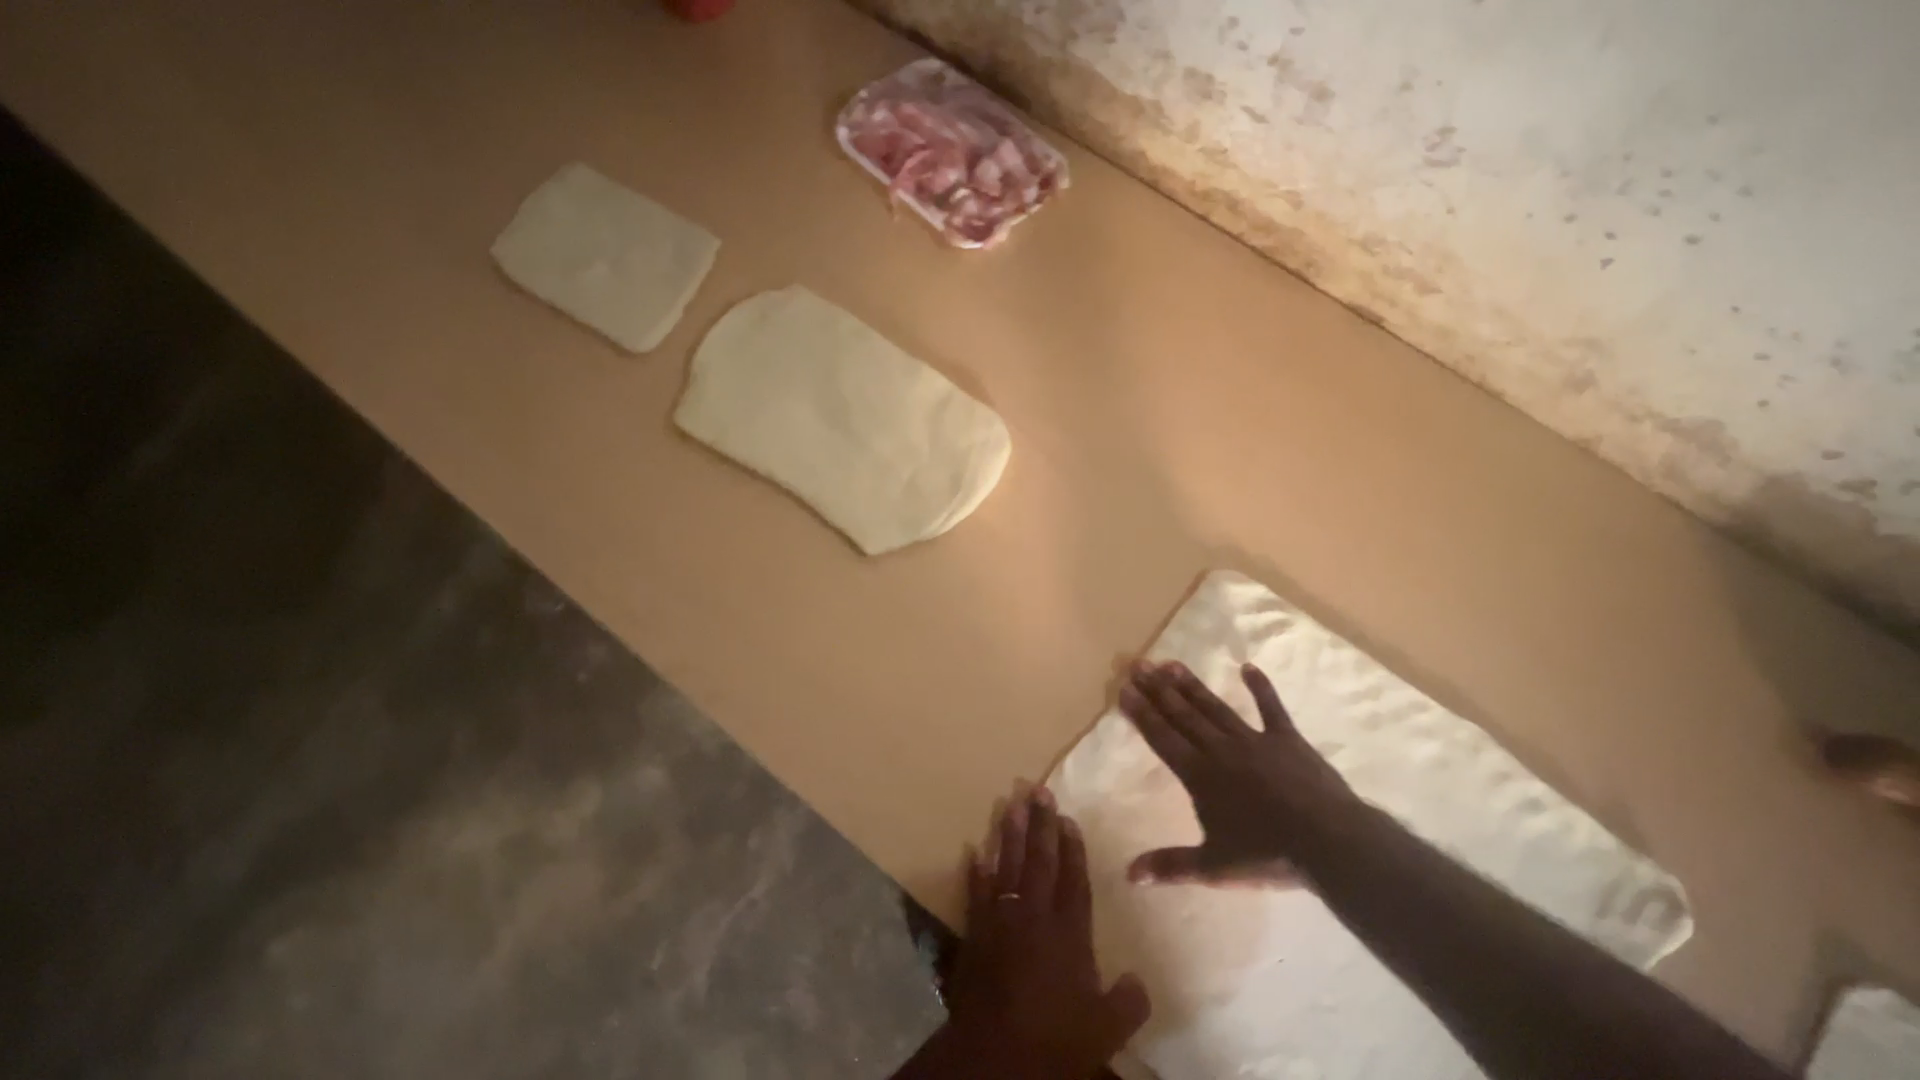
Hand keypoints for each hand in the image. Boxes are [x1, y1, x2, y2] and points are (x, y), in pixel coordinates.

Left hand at [943, 783, 1150, 1079]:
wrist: (994, 1054)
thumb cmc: (1055, 1039)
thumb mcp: (1106, 1028)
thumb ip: (1128, 1001)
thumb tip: (1137, 978)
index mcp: (1070, 934)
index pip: (1074, 880)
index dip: (1072, 848)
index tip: (1068, 818)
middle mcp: (1035, 918)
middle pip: (1039, 862)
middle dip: (1040, 825)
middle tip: (1037, 790)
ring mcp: (1001, 923)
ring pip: (1006, 867)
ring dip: (1009, 835)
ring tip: (1009, 803)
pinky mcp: (974, 935)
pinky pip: (975, 893)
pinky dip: (975, 871)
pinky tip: (974, 849)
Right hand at [1118, 660, 1359, 887]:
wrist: (1328, 841)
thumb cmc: (1267, 855)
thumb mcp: (1214, 867)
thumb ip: (1171, 866)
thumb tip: (1129, 876)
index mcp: (1200, 777)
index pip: (1163, 739)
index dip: (1142, 714)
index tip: (1124, 689)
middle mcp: (1221, 751)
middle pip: (1184, 716)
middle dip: (1158, 690)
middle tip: (1138, 664)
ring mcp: (1256, 741)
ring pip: (1216, 708)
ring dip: (1192, 686)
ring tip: (1171, 663)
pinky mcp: (1288, 740)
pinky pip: (1271, 709)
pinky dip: (1260, 688)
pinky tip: (1248, 668)